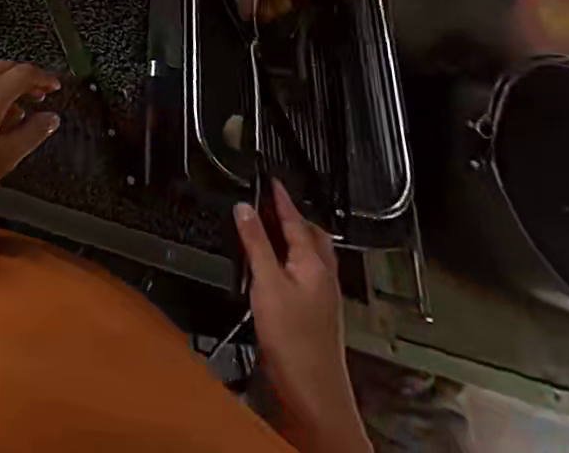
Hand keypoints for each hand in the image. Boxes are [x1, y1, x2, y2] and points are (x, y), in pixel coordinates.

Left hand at [0, 61, 59, 238]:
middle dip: (25, 78)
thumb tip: (50, 119)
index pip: (25, 72)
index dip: (43, 78)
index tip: (54, 86)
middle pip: (4, 69)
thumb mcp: (6, 154)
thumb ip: (32, 133)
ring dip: (4, 87)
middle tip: (40, 93)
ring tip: (18, 111)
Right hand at [235, 180, 370, 452]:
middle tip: (272, 200)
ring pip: (310, 254)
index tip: (272, 181)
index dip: (282, 200)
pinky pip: (303, 270)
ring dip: (292, 236)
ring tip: (270, 224)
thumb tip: (245, 209)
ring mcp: (321, 295)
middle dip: (293, 216)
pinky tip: (273, 262)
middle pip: (312, 237)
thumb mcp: (266, 282)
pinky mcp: (313, 310)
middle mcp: (323, 277)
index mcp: (314, 265)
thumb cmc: (293, 337)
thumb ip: (255, 244)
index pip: (296, 222)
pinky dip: (288, 256)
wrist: (311, 386)